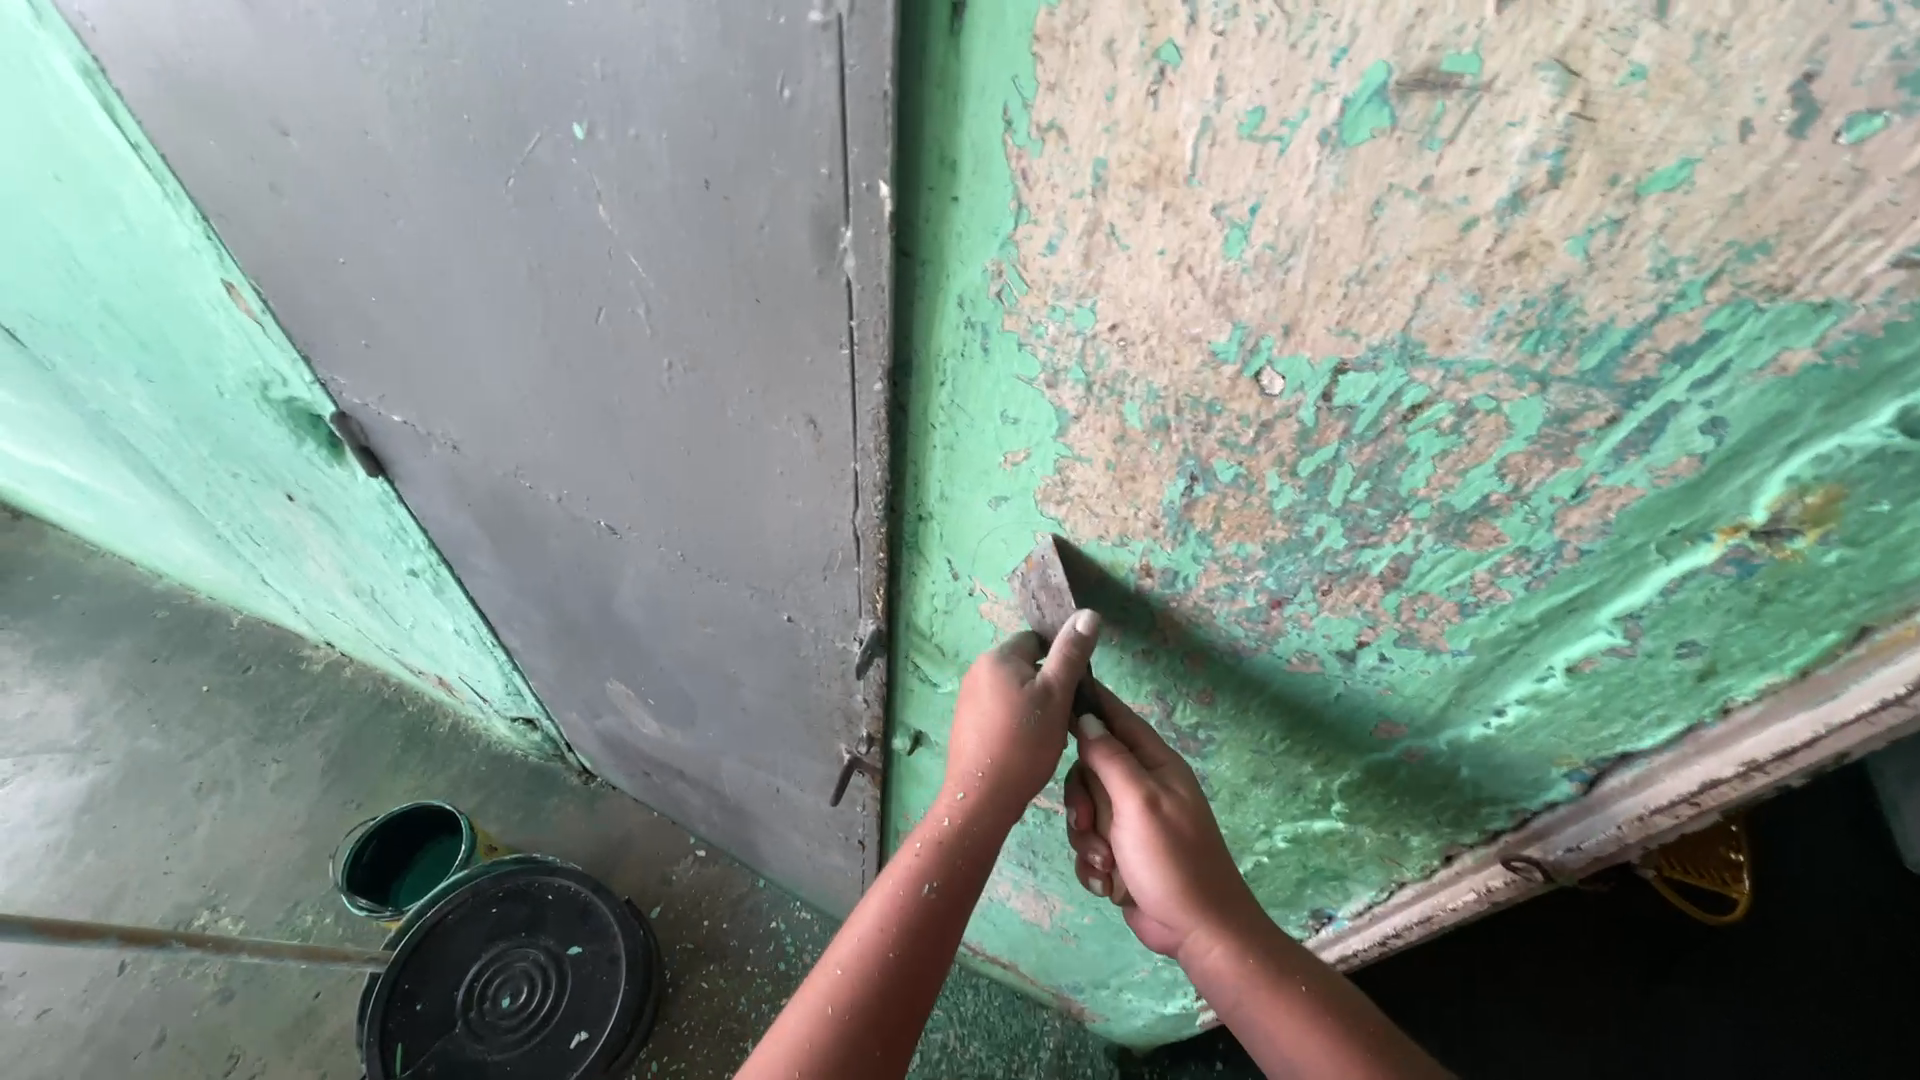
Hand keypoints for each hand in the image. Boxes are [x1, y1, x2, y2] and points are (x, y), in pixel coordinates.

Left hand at [944, 611, 1101, 820]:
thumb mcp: (1057, 695)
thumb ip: (1072, 653)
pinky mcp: (967, 723)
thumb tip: (1088, 613)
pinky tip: (1027, 746)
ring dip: (1034, 704)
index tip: (1074, 688)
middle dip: (1047, 684)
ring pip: (1014, 689)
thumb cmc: (1023, 743)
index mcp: (997, 657)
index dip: (1060, 659)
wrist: (982, 798)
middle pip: (1025, 664)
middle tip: (1065, 715)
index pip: (1037, 640)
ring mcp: (968, 698)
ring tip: (1047, 734)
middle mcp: (977, 670)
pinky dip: (1016, 721)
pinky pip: (1000, 710)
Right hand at [1063, 681, 1262, 958]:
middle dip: (1080, 799)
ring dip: (1086, 838)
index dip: (1089, 703)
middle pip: (1088, 768)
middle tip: (1087, 823)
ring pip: (1083, 809)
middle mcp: (1141, 785)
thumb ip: (1109, 757)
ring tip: (1105, 863)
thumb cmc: (1173, 859)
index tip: (1057, 695)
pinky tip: (1107, 882)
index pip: (1116, 718)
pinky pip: (1088, 842)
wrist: (1198, 932)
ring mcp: (1130, 820)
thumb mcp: (1138, 801)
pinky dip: (1091, 863)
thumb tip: (1086, 716)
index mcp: (1154, 764)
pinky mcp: (1120, 852)